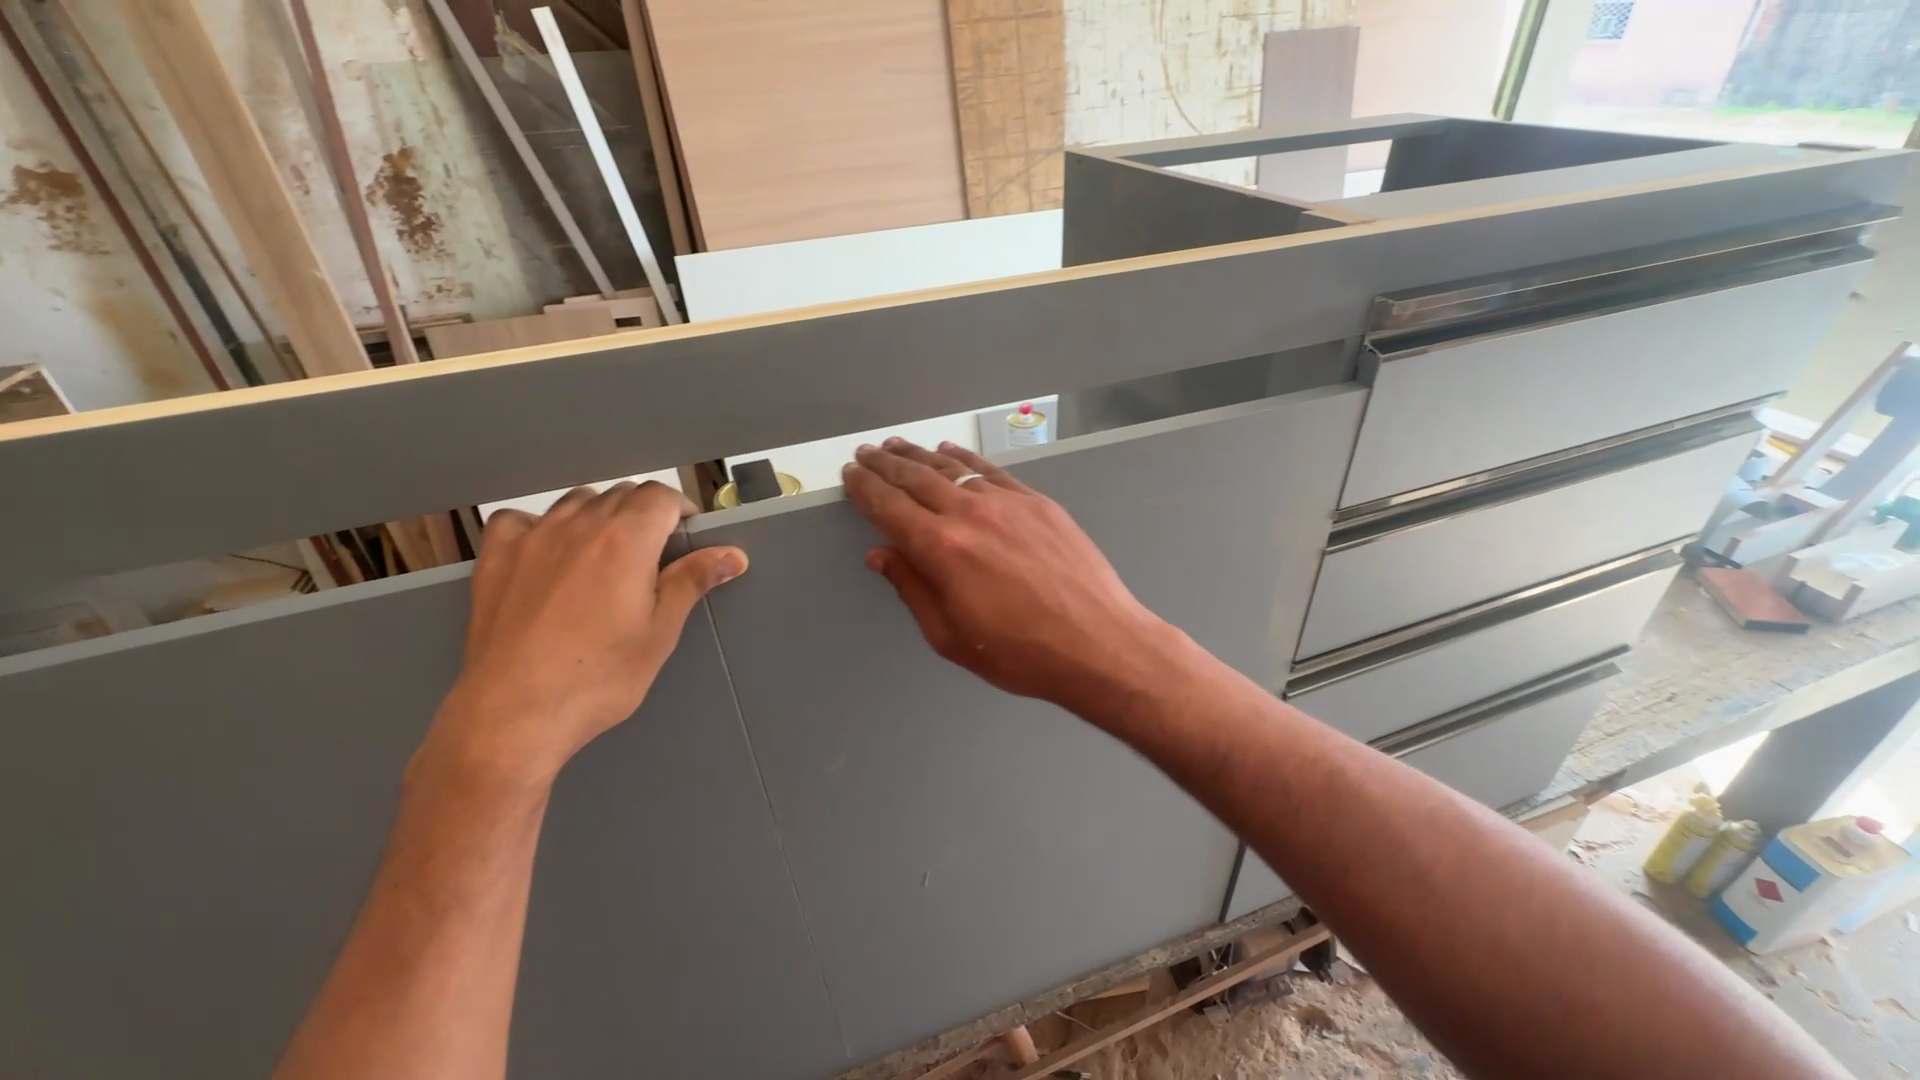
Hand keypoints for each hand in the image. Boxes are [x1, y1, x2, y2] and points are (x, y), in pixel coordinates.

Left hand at [423, 481, 747, 787]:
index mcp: (626, 540)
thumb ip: (691, 582)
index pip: (660, 495)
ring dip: (598, 515)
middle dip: (643, 513)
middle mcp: (579, 526)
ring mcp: (533, 539)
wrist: (515, 712)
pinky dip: (538, 526)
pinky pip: (519, 521)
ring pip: (575, 501)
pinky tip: (546, 552)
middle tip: (652, 554)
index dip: (680, 509)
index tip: (686, 532)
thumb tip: (730, 555)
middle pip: (620, 494)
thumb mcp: (659, 632)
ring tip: (606, 554)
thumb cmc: (596, 678)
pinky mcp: (496, 559)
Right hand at [841, 438, 1184, 714]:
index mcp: (942, 550)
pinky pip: (991, 471)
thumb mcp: (951, 635)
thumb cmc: (1020, 653)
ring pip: (952, 468)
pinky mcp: (1038, 503)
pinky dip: (965, 459)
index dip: (865, 489)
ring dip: (919, 455)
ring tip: (897, 446)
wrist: (1097, 642)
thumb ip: (912, 588)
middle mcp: (970, 515)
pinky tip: (950, 452)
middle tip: (865, 453)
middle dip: (885, 465)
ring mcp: (1008, 503)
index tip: (850, 475)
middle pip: (916, 479)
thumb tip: (880, 554)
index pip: (889, 508)